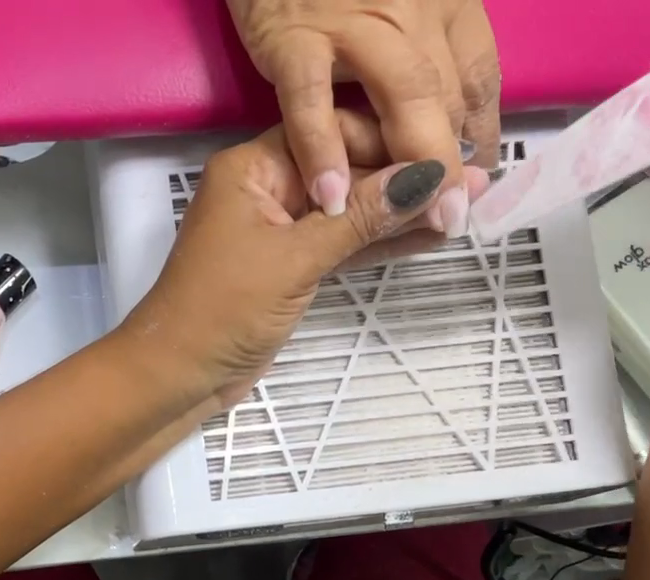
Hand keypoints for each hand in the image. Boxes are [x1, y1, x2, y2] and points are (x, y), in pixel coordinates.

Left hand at [122, 113, 491, 406]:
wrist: (177, 376)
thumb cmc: (219, 311)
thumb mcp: (293, 259)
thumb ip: (359, 218)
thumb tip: (426, 178)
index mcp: (254, 167)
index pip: (335, 134)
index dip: (394, 145)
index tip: (448, 158)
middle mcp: (267, 189)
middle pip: (347, 171)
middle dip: (406, 181)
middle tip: (472, 185)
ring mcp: (278, 231)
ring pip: (349, 212)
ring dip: (401, 214)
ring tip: (464, 210)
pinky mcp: (288, 269)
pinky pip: (341, 246)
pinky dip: (378, 245)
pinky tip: (426, 237)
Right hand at [227, 0, 498, 232]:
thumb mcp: (394, 2)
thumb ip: (421, 51)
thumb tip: (443, 122)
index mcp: (442, 0)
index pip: (478, 76)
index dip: (484, 134)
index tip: (478, 182)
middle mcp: (411, 10)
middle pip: (447, 95)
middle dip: (455, 163)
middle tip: (454, 219)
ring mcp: (352, 24)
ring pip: (400, 97)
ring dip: (413, 164)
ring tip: (417, 219)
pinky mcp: (294, 41)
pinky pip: (312, 102)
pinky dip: (324, 150)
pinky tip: (332, 196)